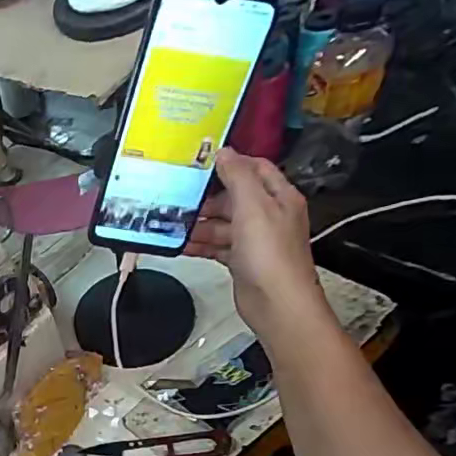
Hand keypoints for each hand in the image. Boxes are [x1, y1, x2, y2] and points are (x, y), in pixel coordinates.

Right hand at [187, 148, 325, 332]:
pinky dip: (201, 245)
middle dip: (208, 199)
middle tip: (182, 198)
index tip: (202, 163)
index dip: (231, 163)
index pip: (255, 168)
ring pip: (223, 224)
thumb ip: (238, 176)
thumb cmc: (271, 257)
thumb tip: (224, 152)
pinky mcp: (242, 261)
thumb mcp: (253, 206)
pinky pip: (218, 247)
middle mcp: (269, 216)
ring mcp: (255, 241)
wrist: (276, 303)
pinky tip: (183, 245)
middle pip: (234, 197)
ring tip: (177, 224)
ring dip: (201, 224)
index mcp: (278, 197)